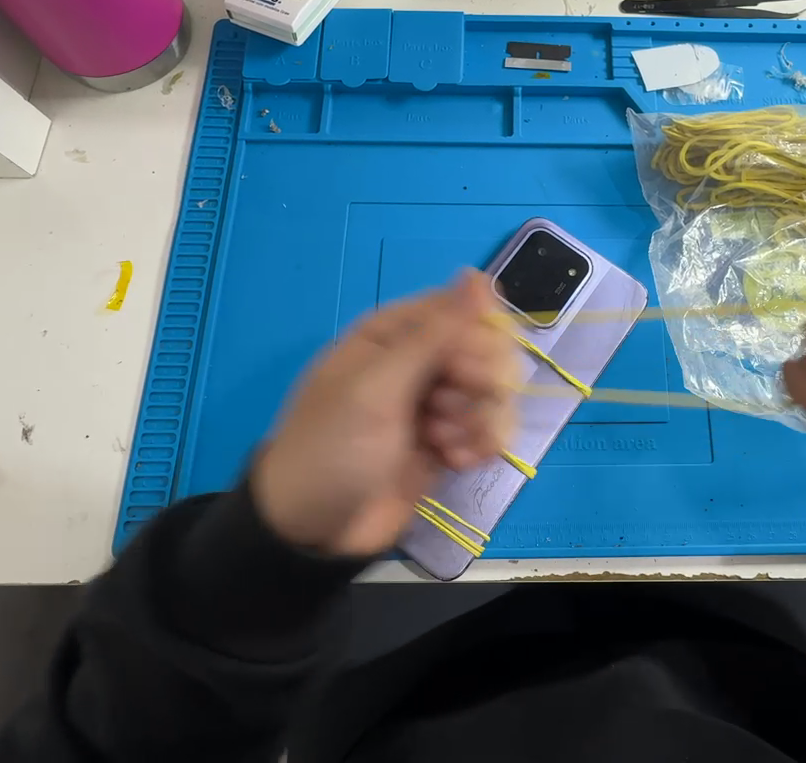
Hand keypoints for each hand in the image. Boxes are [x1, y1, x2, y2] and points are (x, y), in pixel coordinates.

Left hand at [252, 271, 517, 557]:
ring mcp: (435, 403)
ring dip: (478, 420)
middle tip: (447, 411)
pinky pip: (489, 429)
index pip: (461, 310)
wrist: (312, 529)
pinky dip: (480, 445)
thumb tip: (476, 274)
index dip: (479, 335)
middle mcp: (419, 362)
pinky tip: (455, 462)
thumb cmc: (334, 445)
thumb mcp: (377, 386)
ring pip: (493, 393)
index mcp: (394, 334)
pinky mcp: (448, 442)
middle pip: (485, 350)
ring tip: (442, 444)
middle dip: (480, 383)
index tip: (474, 366)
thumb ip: (434, 333)